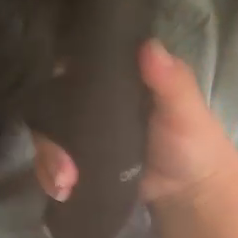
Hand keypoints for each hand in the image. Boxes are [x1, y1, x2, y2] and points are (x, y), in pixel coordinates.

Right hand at [33, 39, 237, 206]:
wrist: (190, 191)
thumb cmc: (192, 140)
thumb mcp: (185, 108)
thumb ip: (171, 80)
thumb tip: (149, 46)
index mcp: (112, 78)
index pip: (70, 67)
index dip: (54, 78)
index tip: (51, 98)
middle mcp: (88, 102)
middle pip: (48, 107)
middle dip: (48, 138)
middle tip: (64, 165)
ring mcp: (79, 133)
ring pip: (45, 137)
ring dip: (48, 160)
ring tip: (65, 183)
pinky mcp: (76, 160)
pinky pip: (50, 163)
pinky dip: (49, 176)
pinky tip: (62, 190)